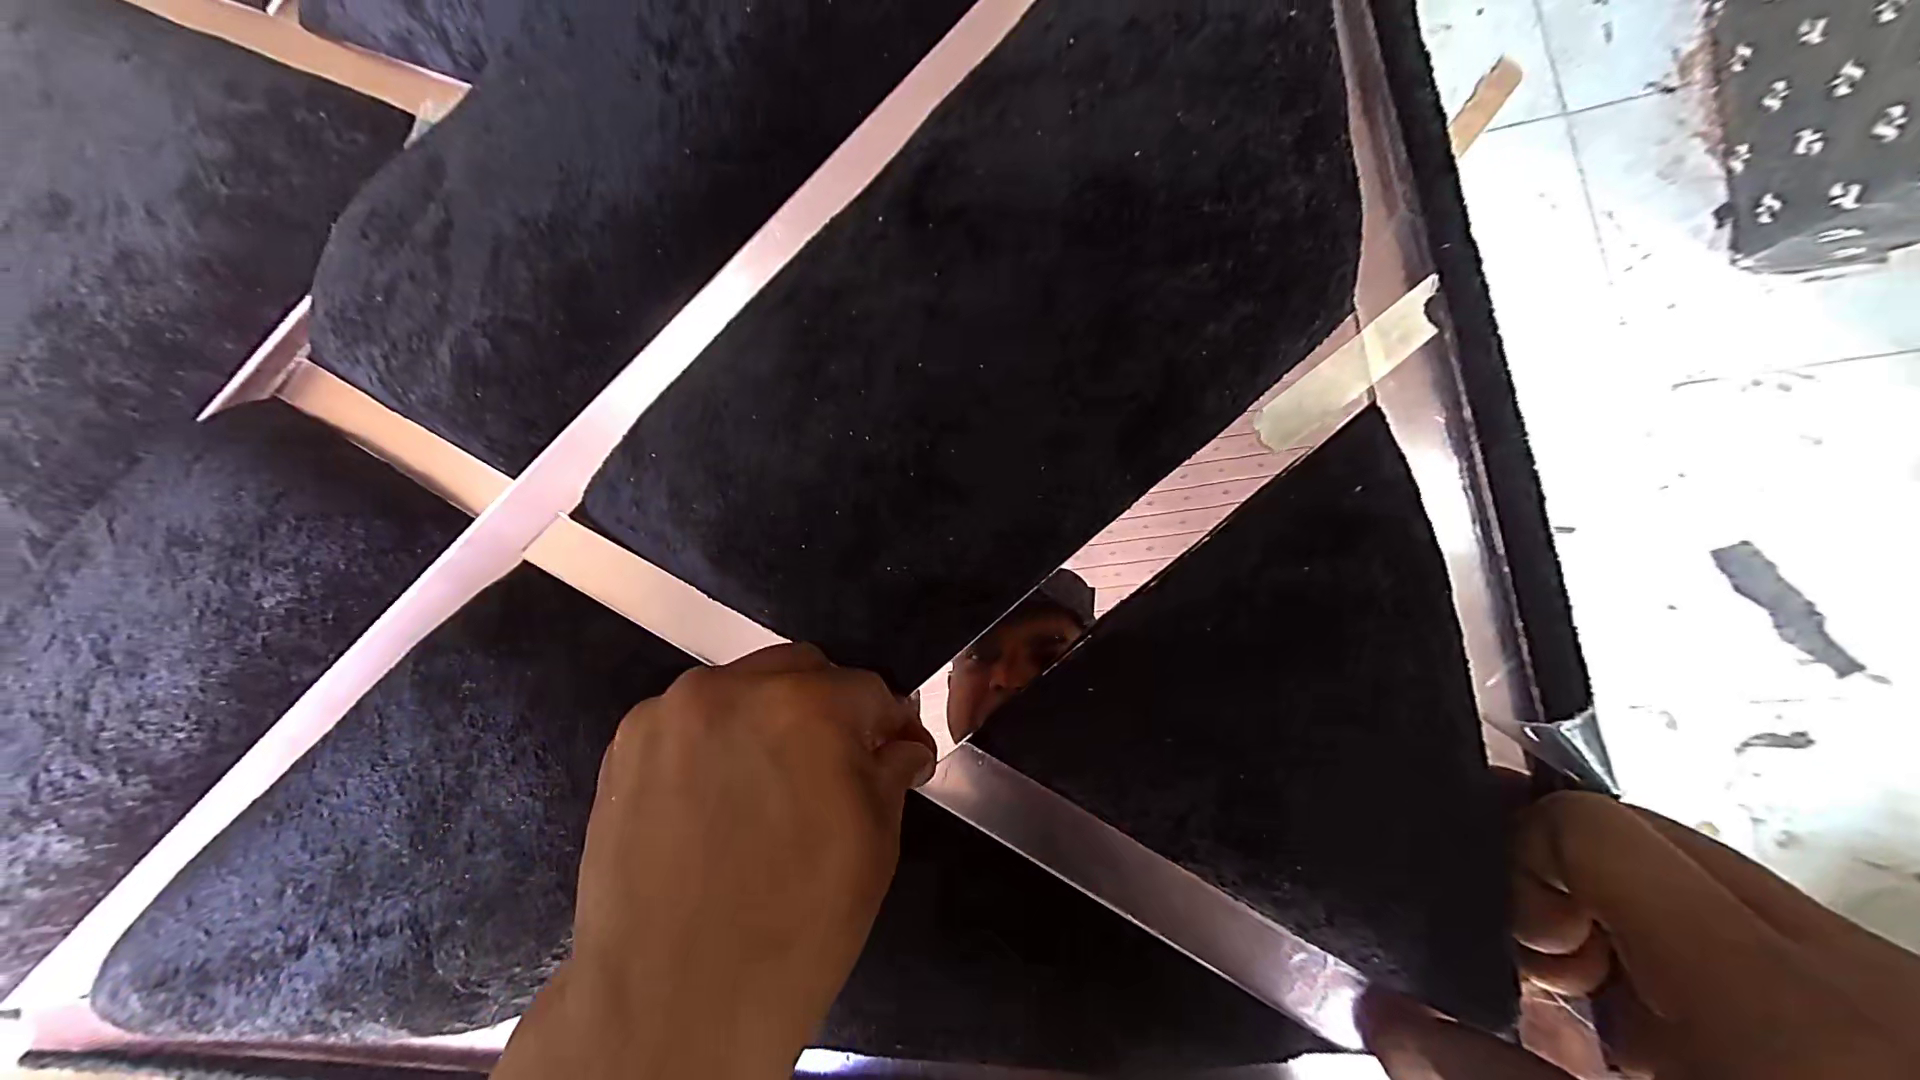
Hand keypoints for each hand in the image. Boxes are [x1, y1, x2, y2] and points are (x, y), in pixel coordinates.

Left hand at [493, 643, 936, 1079]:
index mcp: (809, 708)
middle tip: (834, 765)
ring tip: (771, 780)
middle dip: (831, 708)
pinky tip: (719, 793)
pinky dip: (718, 737)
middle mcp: (736, 689)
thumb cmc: (795, 927)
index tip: (891, 751)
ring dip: (772, 717)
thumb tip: (902, 744)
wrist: (670, 1004)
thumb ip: (892, 770)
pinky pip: (695, 716)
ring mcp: (673, 711)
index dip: (887, 724)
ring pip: (748, 686)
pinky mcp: (629, 740)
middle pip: (806, 669)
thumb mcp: (875, 844)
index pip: (870, 689)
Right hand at [1362, 791, 1919, 1079]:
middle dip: (1563, 893)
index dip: (1522, 862)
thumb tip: (1384, 1015)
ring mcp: (1888, 979)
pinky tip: (1688, 1050)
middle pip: (1637, 834)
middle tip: (1556, 982)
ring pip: (1692, 876)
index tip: (1528, 954)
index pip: (1593, 825)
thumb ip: (1498, 1076)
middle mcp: (1844, 962)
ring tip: (1622, 1027)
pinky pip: (1752, 923)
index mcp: (1775, 994)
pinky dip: (1684, 959)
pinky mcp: (1903, 999)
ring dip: (1620, 927)